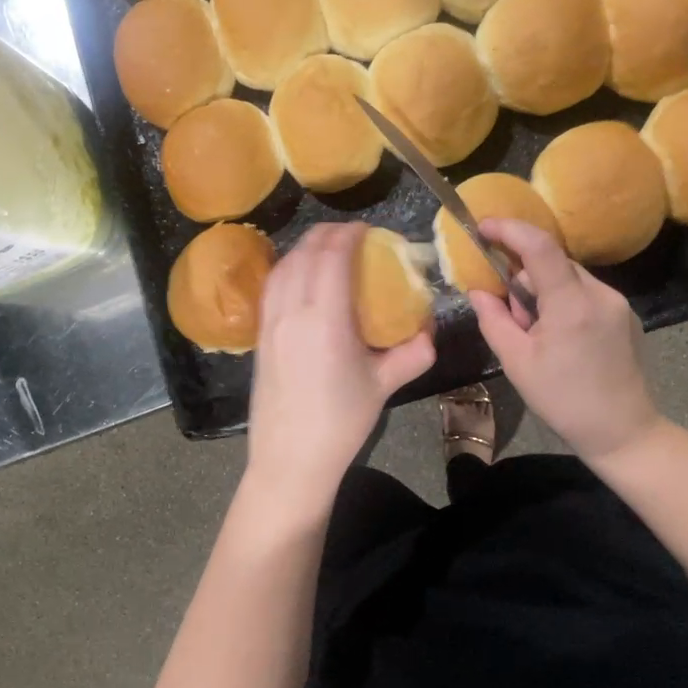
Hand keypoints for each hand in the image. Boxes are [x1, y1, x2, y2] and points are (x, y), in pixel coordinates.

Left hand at [247, 223, 434, 497]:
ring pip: (283, 267)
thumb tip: (429, 331)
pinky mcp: (259, 337)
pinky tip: (300, 277)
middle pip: (305, 254)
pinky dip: (287, 269)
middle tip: (350, 235)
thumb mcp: (383, 386)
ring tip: (325, 249)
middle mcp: (292, 312)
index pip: (333, 257)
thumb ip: (413, 353)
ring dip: (304, 249)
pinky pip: (271, 288)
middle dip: (327, 235)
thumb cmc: (340, 422)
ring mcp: (269, 323)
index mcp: (325, 319)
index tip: (366, 229)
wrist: (290, 458)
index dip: (349, 234)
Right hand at [467, 218, 661, 461]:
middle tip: (513, 319)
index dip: (510, 230)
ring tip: (538, 337)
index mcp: (571, 304)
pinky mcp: (625, 315)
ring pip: (568, 278)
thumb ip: (494, 320)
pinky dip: (564, 304)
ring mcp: (617, 303)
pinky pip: (585, 294)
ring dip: (544, 293)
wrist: (623, 430)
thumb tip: (478, 291)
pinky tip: (561, 341)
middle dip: (524, 279)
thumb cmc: (563, 400)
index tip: (483, 228)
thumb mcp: (517, 363)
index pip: (540, 247)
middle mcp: (600, 294)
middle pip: (553, 263)